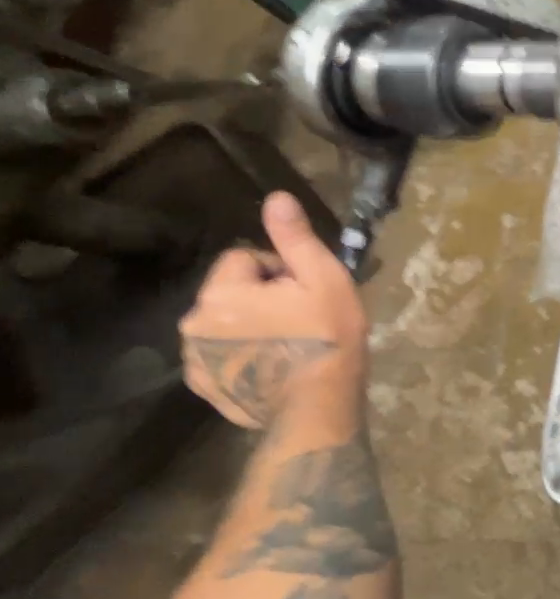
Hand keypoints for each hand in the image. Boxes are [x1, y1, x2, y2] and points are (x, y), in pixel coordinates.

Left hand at [180, 192, 368, 428]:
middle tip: (302, 315)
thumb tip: (276, 197)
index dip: (280, 268)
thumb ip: (294, 239)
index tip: (305, 291)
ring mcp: (194, 358)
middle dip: (262, 295)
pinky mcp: (202, 384)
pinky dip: (243, 351)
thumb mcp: (323, 278)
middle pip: (231, 290)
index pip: (243, 258)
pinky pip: (220, 352)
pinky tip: (274, 362)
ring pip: (226, 321)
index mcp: (221, 294)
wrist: (316, 401)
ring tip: (290, 340)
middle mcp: (193, 324)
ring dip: (252, 323)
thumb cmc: (326, 333)